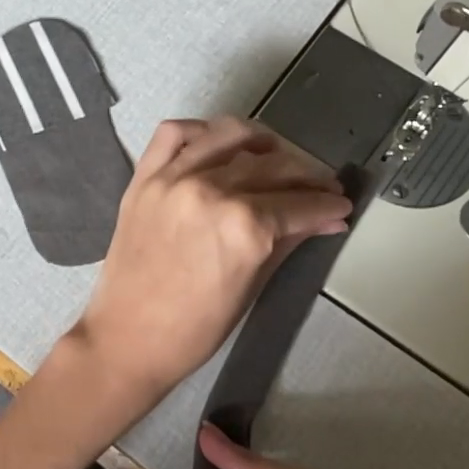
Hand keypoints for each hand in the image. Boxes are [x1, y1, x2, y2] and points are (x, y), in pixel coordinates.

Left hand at [71, 117, 350, 399]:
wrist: (128, 338)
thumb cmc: (195, 329)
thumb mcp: (252, 286)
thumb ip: (290, 242)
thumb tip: (328, 221)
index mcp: (243, 226)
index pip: (299, 204)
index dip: (327, 205)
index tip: (340, 206)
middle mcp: (211, 190)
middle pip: (272, 166)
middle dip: (306, 176)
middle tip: (321, 187)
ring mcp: (173, 179)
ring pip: (229, 136)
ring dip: (262, 142)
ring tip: (277, 156)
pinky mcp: (144, 179)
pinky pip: (174, 133)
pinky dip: (201, 130)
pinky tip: (220, 144)